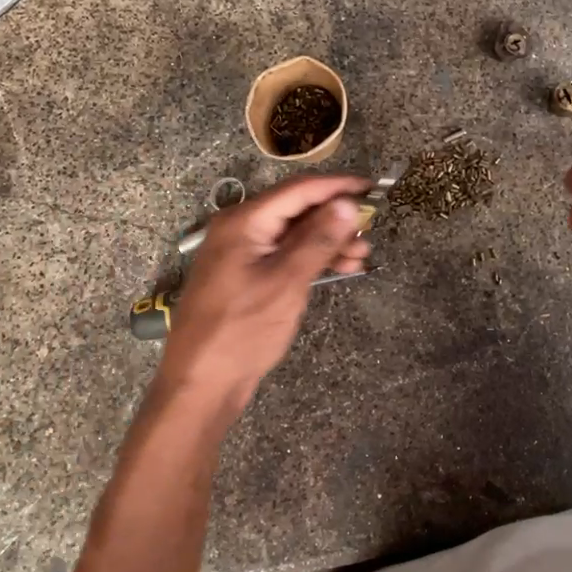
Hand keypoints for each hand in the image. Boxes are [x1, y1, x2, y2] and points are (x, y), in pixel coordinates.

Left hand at [157, 175, 372, 408]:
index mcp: (244, 221)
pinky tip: (340, 268)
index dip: (338, 186)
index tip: (372, 188)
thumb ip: (318, 239)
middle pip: (297, 209)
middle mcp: (241, 227)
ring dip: (328, 240)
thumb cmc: (241, 331)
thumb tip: (347, 203)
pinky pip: (285, 253)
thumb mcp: (286, 283)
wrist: (199, 385)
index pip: (299, 189)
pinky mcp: (247, 273)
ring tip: (361, 255)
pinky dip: (312, 258)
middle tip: (370, 230)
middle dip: (335, 217)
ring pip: (294, 233)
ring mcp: (242, 251)